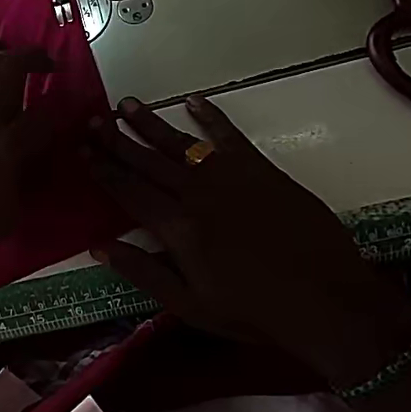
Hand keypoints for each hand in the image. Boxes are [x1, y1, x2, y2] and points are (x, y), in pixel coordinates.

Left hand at [0, 38, 52, 290]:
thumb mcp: (15, 203)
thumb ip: (29, 165)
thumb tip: (39, 141)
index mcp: (1, 149)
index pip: (39, 115)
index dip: (54, 113)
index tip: (56, 114)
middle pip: (7, 69)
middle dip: (32, 59)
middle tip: (41, 61)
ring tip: (2, 49)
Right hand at [86, 95, 410, 384]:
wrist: (328, 301)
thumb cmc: (254, 311)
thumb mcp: (190, 306)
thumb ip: (144, 272)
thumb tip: (100, 247)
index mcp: (177, 227)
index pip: (128, 190)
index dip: (102, 169)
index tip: (82, 150)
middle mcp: (196, 193)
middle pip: (147, 161)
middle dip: (116, 139)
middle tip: (92, 119)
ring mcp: (229, 177)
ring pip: (179, 143)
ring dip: (149, 123)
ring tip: (125, 104)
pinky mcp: (260, 170)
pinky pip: (229, 135)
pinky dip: (210, 116)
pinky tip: (193, 100)